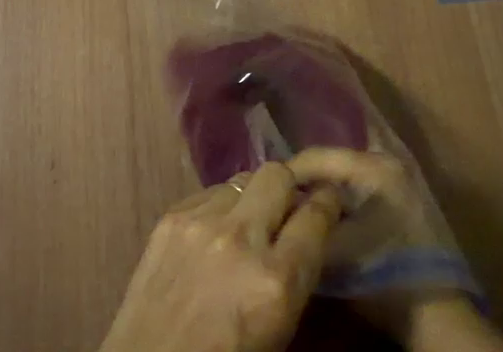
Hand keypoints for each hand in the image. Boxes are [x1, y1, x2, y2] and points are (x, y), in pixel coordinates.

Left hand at [98, 162, 342, 351]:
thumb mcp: (280, 325)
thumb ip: (297, 271)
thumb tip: (308, 229)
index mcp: (276, 280)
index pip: (316, 215)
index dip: (328, 203)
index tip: (331, 200)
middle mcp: (240, 239)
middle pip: (278, 176)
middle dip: (290, 187)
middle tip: (289, 205)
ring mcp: (201, 223)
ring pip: (242, 178)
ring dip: (253, 197)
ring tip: (248, 221)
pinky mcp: (170, 217)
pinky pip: (210, 193)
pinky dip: (221, 205)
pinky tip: (215, 231)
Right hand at [289, 149, 502, 351]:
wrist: (437, 314)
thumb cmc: (382, 273)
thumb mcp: (332, 249)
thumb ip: (299, 221)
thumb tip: (275, 205)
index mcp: (373, 165)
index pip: (315, 157)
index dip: (284, 176)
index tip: (262, 196)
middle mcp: (389, 162)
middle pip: (331, 165)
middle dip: (304, 184)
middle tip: (278, 205)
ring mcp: (402, 181)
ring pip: (346, 179)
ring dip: (322, 194)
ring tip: (299, 215)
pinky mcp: (407, 201)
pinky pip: (361, 191)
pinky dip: (342, 203)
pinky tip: (328, 224)